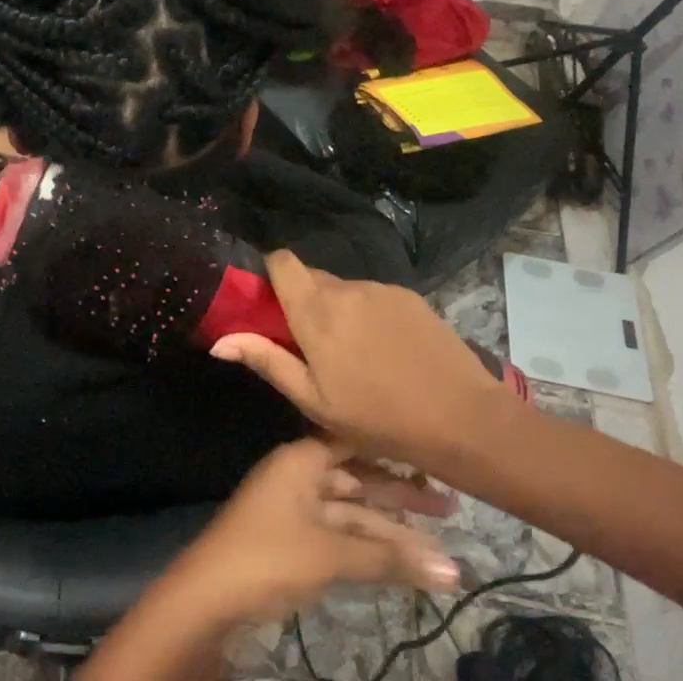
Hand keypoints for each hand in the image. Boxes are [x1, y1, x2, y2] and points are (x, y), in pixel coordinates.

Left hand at [167, 438, 460, 627]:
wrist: (209, 596)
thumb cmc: (269, 557)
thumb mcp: (332, 555)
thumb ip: (391, 561)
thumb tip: (455, 572)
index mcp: (300, 460)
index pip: (352, 440)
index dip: (391, 449)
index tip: (434, 458)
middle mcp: (297, 475)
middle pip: (356, 479)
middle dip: (400, 496)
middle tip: (452, 508)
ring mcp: (293, 508)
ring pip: (350, 512)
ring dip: (389, 530)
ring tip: (439, 548)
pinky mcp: (292, 540)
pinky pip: (339, 534)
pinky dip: (368, 547)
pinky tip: (402, 562)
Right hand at [211, 251, 512, 462]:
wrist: (463, 420)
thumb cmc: (378, 418)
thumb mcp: (313, 400)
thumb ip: (266, 361)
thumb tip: (219, 341)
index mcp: (316, 311)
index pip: (282, 261)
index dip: (271, 274)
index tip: (269, 304)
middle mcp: (346, 289)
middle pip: (312, 277)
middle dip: (304, 302)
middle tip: (311, 346)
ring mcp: (382, 290)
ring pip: (344, 289)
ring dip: (338, 311)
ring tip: (354, 356)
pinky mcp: (410, 297)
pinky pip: (374, 297)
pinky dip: (368, 316)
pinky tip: (384, 352)